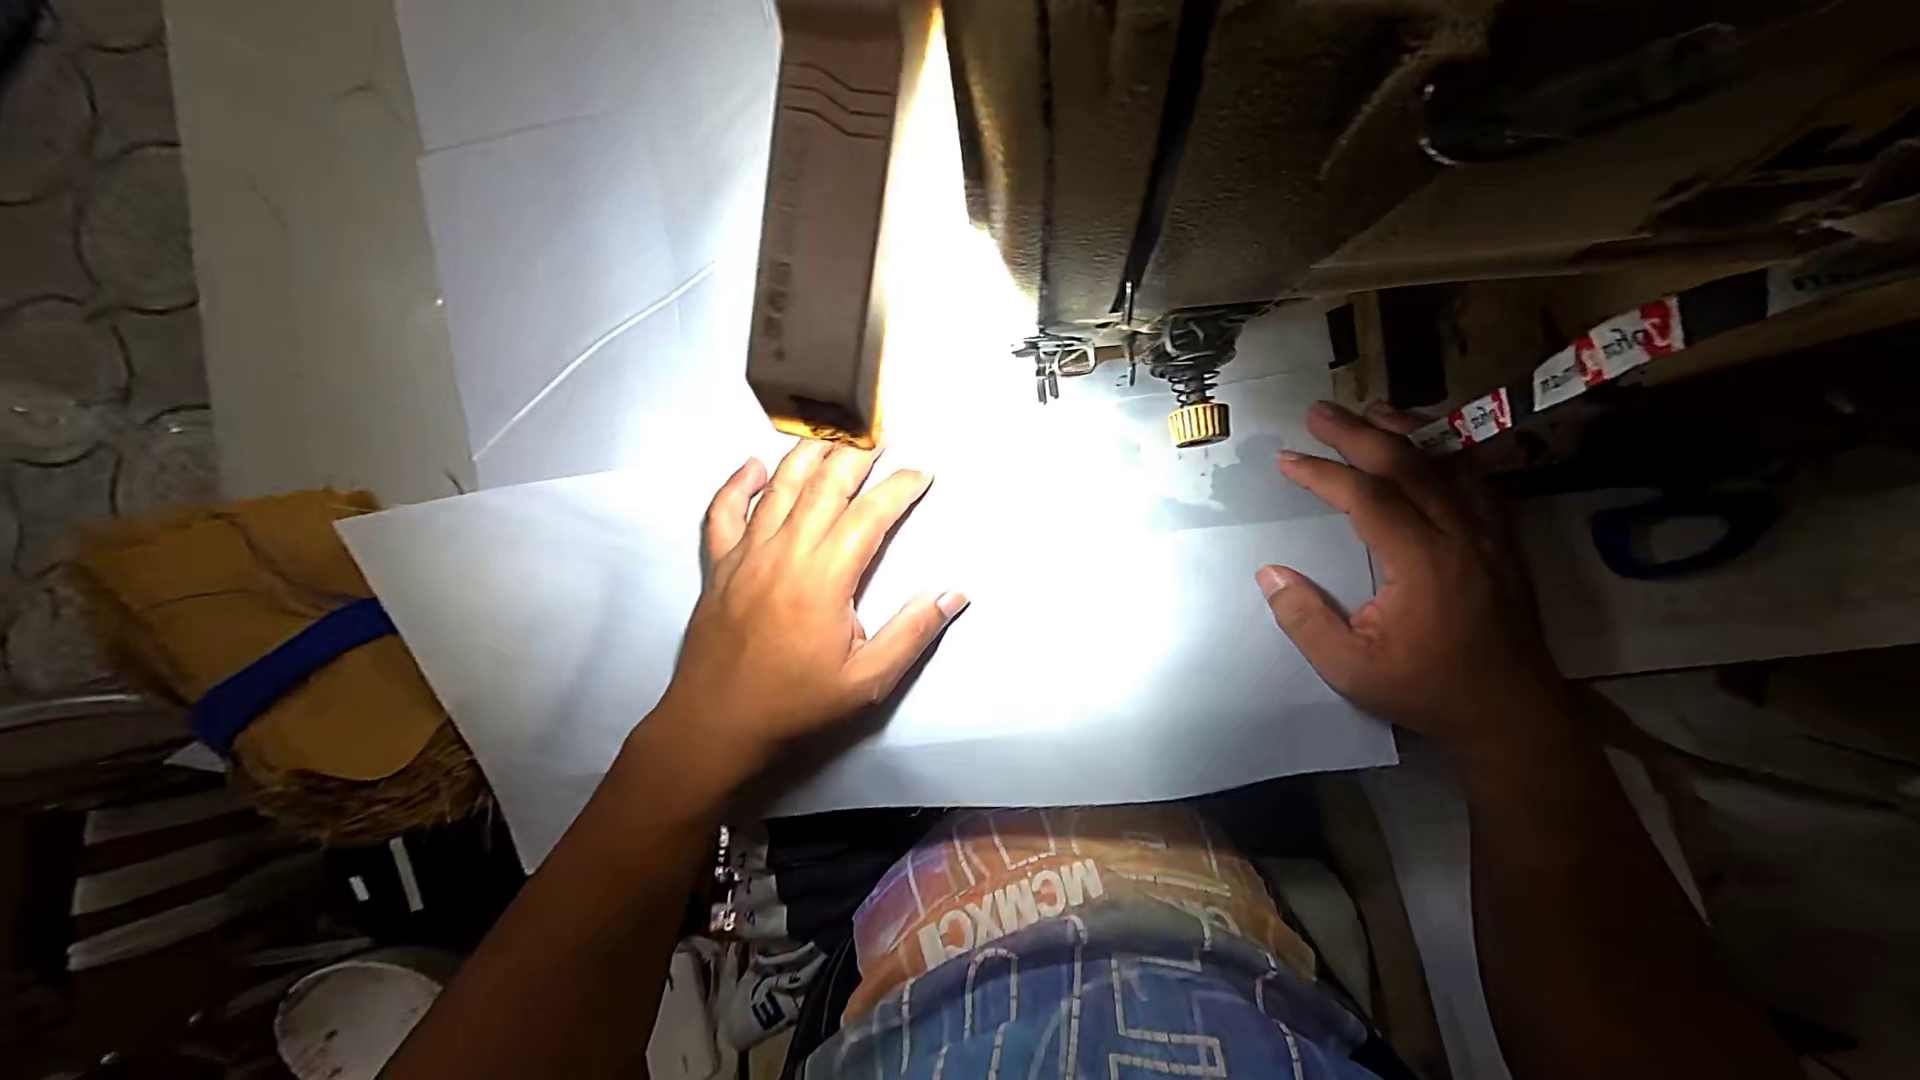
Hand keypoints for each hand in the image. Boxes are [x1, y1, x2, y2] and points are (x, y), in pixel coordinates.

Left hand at [654, 440, 967, 769]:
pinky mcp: (719, 566)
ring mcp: (746, 555)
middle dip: (856, 454)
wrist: (716, 725)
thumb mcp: (867, 681)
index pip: (869, 515)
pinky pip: (723, 512)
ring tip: (831, 433)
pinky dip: (738, 484)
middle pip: (824, 485)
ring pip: (778, 487)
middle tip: (878, 435)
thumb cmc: (795, 704)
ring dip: (807, 454)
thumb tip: (954, 594)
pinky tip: (754, 466)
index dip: (899, 488)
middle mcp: (784, 553)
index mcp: (824, 577)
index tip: (920, 475)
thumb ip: (912, 633)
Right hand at [1259, 401, 1568, 746]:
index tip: (1286, 460)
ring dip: (1407, 432)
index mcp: (1422, 563)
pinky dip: (1449, 453)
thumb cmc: (1426, 689)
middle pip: (1408, 466)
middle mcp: (1460, 536)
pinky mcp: (1502, 542)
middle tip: (1319, 411)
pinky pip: (1477, 481)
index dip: (1323, 473)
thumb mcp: (1349, 669)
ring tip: (1372, 410)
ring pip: (1449, 464)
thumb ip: (1305, 620)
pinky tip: (1431, 446)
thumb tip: (1270, 572)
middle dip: (1358, 434)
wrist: (1513, 712)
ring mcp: (1489, 536)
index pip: (1368, 498)